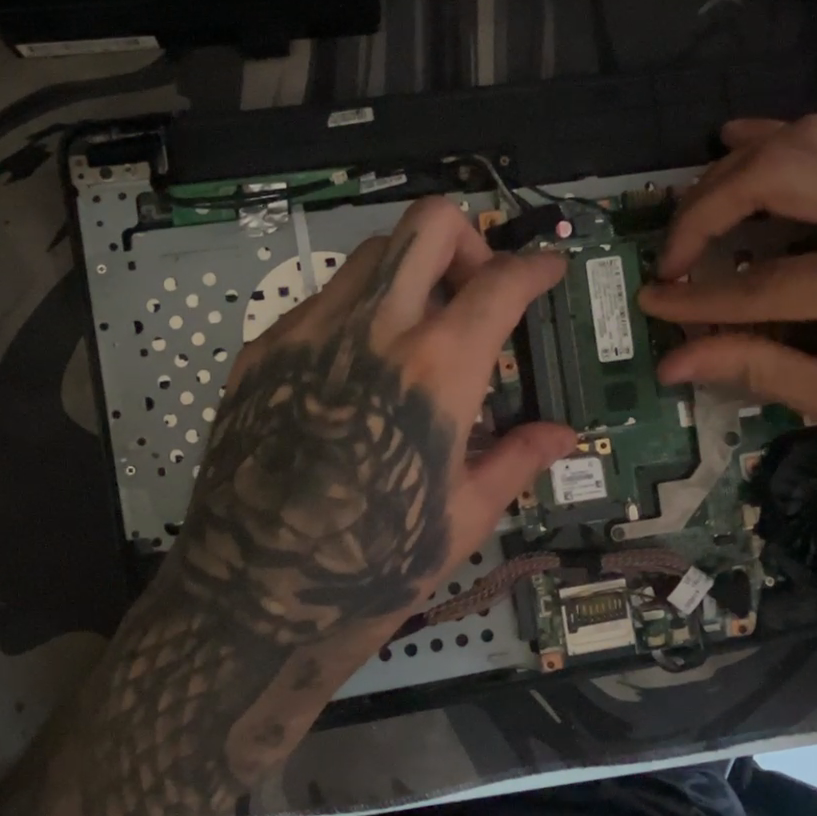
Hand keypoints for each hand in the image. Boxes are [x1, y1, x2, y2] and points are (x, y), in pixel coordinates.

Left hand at [59, 197, 572, 815]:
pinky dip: (359, 309)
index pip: (500, 282)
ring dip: (411, 271)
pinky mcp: (262, 349)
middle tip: (475, 291)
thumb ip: (516, 459)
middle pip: (428, 224)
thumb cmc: (371, 565)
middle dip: (468, 241)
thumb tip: (563, 434)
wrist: (253, 591)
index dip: (536, 267)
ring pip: (371, 253)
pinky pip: (323, 298)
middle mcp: (371, 327)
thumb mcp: (461, 518)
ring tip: (419, 330)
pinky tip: (360, 369)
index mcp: (434, 369)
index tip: (549, 271)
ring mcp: (307, 330)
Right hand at [639, 115, 816, 515]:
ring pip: (810, 139)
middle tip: (671, 257)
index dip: (703, 299)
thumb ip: (763, 371)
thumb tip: (674, 360)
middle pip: (784, 171)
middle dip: (709, 208)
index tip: (650, 305)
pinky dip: (780, 147)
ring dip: (740, 167)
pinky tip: (739, 150)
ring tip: (694, 211)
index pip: (773, 279)